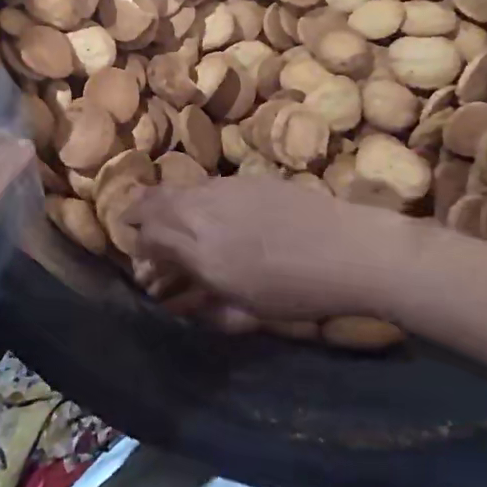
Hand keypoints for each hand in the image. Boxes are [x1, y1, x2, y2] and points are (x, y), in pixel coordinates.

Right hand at [124, 175, 419, 320]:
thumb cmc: (297, 291)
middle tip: (137, 229)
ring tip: (178, 226)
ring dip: (167, 205)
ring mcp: (226, 188)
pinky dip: (197, 199)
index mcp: (198, 248)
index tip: (146, 265)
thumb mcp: (244, 308)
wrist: (348, 249)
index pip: (148, 237)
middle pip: (153, 202)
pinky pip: (208, 185)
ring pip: (180, 190)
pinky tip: (215, 216)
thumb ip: (202, 298)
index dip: (139, 250)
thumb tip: (176, 296)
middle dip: (138, 215)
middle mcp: (203, 210)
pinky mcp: (249, 178)